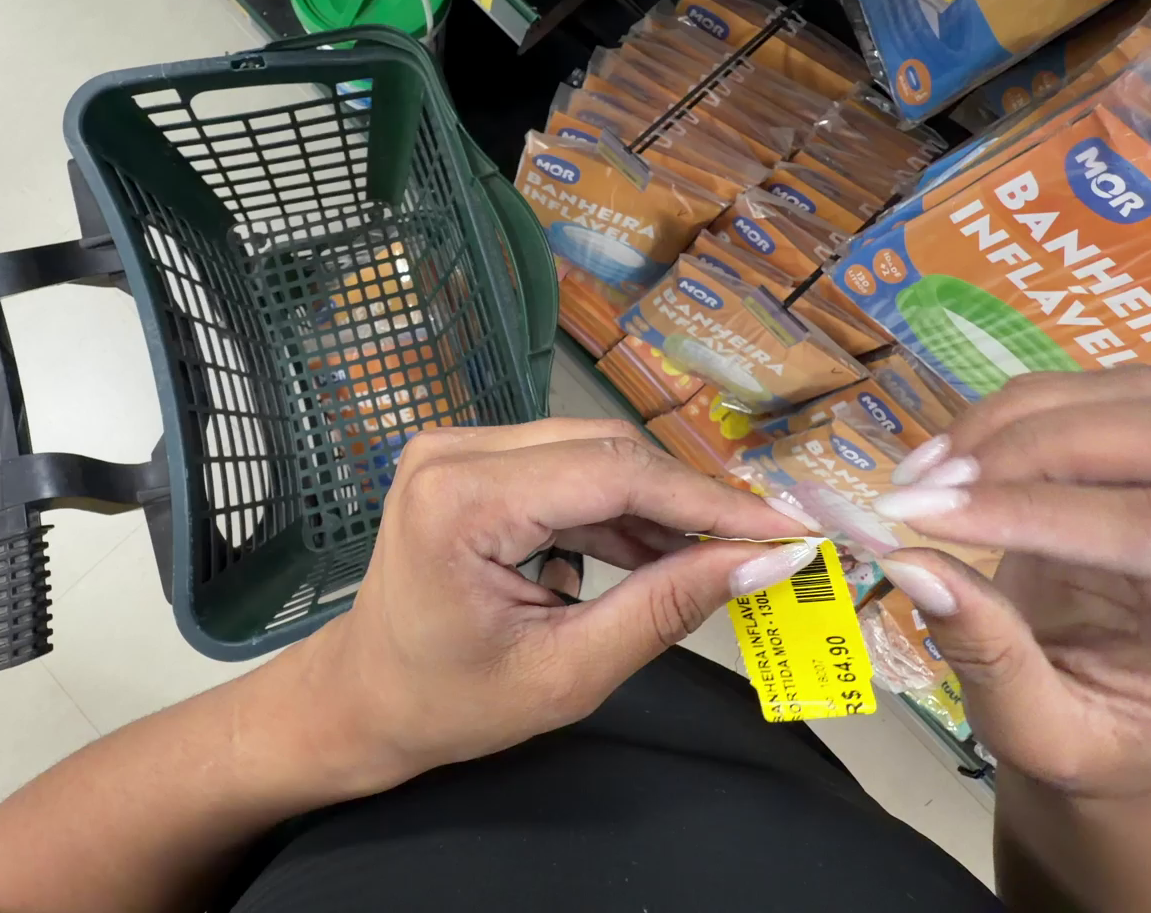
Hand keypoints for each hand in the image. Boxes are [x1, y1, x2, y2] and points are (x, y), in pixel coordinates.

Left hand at [303, 418, 813, 780]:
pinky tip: (651, 552)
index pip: (613, 473)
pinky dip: (612, 509)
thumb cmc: (449, 703)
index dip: (707, 499)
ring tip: (707, 559)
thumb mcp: (566, 672)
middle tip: (755, 546)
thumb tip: (762, 559)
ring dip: (652, 505)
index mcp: (462, 499)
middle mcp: (454, 450)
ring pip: (589, 453)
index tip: (784, 528)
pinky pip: (561, 468)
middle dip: (684, 499)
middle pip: (603, 449)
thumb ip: (665, 608)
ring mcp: (456, 447)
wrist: (366, 694)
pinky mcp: (468, 460)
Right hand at [868, 367, 1150, 797]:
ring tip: (927, 469)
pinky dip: (1010, 413)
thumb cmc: (1086, 744)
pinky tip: (948, 458)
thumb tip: (905, 561)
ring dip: (1018, 417)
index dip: (1026, 511)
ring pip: (1145, 394)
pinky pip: (1097, 397)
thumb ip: (983, 653)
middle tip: (933, 480)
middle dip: (1043, 440)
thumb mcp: (1035, 732)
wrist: (1113, 722)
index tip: (911, 513)